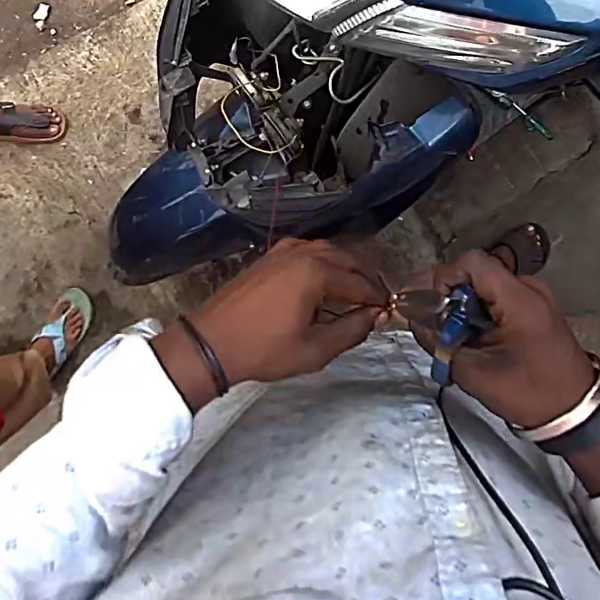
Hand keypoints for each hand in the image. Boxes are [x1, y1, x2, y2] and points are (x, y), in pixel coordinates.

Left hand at [153, 239, 388, 409]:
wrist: (211, 342)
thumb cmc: (262, 350)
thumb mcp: (313, 350)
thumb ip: (350, 331)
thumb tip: (373, 317)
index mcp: (315, 272)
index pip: (358, 282)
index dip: (376, 298)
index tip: (388, 311)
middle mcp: (302, 253)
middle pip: (347, 258)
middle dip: (366, 277)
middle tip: (377, 297)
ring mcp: (284, 250)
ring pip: (328, 250)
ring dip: (346, 266)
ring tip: (357, 287)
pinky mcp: (271, 255)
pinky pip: (308, 249)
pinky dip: (325, 260)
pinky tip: (326, 277)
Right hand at [408, 250, 594, 429]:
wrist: (579, 415)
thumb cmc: (532, 394)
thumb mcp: (477, 374)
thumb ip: (439, 344)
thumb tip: (415, 321)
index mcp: (519, 298)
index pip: (472, 262)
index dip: (444, 278)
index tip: (432, 306)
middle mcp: (529, 288)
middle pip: (476, 273)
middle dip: (449, 296)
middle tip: (433, 323)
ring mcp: (535, 297)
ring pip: (485, 286)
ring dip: (463, 306)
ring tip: (452, 336)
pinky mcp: (535, 309)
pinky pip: (498, 298)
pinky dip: (479, 313)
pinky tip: (472, 339)